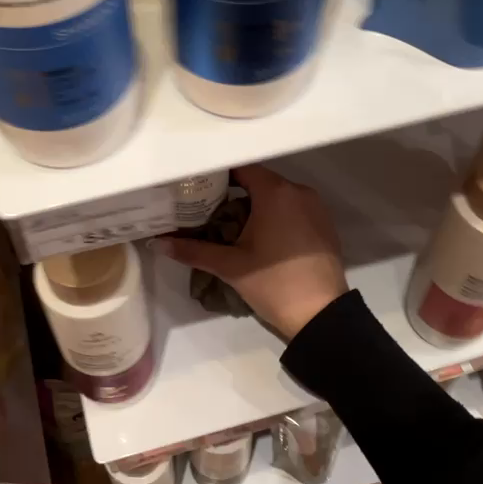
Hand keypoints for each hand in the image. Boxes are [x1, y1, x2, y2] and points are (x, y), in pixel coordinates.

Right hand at [154, 165, 347, 339]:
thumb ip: (193, 250)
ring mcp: (315, 207)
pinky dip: (274, 215)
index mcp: (275, 192)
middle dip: (233, 192)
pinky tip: (258, 235)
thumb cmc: (274, 284)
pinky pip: (293, 208)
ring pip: (277, 195)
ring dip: (254, 205)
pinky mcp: (323, 224)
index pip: (241, 168)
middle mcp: (298, 191)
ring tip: (228, 223)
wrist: (321, 315)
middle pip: (259, 180)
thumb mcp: (230, 266)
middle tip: (206, 207)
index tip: (197, 186)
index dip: (218, 175)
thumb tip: (159, 243)